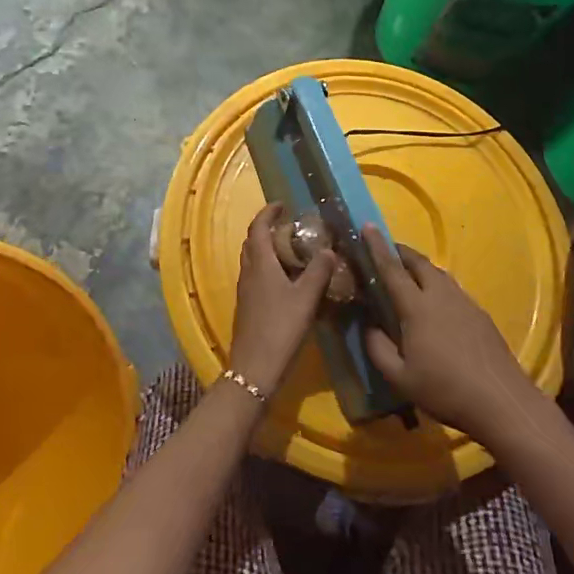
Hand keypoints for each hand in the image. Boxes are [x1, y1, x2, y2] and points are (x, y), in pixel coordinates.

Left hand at [229, 203, 334, 393]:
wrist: (255, 369)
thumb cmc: (281, 328)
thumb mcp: (306, 298)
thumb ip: (319, 271)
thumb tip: (328, 250)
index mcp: (260, 265)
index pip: (258, 229)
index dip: (267, 213)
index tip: (282, 204)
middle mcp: (248, 273)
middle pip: (252, 243)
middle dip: (267, 230)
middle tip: (289, 227)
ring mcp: (245, 292)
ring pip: (253, 261)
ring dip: (268, 249)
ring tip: (292, 251)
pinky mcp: (248, 307)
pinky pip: (256, 277)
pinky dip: (269, 269)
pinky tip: (288, 280)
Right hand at [361, 226, 544, 439]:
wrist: (500, 399)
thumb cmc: (444, 389)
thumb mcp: (399, 377)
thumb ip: (378, 348)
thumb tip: (369, 325)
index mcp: (417, 307)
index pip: (391, 269)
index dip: (377, 247)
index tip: (367, 225)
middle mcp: (441, 296)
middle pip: (419, 263)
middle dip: (400, 252)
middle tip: (386, 252)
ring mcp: (464, 302)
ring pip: (438, 274)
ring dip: (420, 268)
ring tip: (408, 276)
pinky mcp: (480, 313)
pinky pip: (452, 289)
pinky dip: (437, 285)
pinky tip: (435, 305)